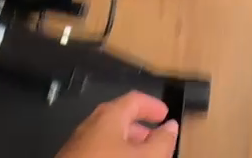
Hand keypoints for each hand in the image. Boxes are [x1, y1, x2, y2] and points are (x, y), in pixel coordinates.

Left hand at [56, 92, 179, 157]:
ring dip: (128, 147)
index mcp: (110, 115)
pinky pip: (99, 152)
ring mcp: (81, 143)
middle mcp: (93, 124)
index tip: (166, 115)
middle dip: (141, 130)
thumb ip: (160, 143)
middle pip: (121, 119)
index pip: (135, 99)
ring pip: (110, 138)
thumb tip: (171, 126)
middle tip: (157, 143)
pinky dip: (114, 155)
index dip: (152, 106)